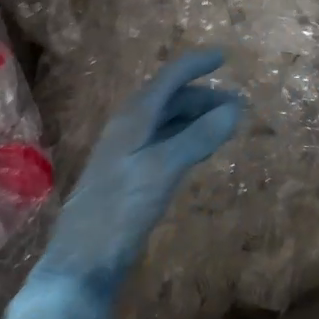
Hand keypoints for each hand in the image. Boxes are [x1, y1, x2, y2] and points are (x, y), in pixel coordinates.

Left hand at [7, 48, 244, 318]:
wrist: (81, 262)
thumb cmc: (120, 207)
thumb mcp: (164, 168)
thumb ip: (198, 137)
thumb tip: (235, 109)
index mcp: (135, 115)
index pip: (170, 76)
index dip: (197, 64)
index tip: (225, 56)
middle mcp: (130, 125)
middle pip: (171, 98)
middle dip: (204, 96)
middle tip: (237, 106)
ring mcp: (128, 150)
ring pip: (168, 121)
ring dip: (197, 118)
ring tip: (225, 126)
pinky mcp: (130, 175)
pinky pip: (164, 142)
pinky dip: (187, 138)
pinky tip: (200, 151)